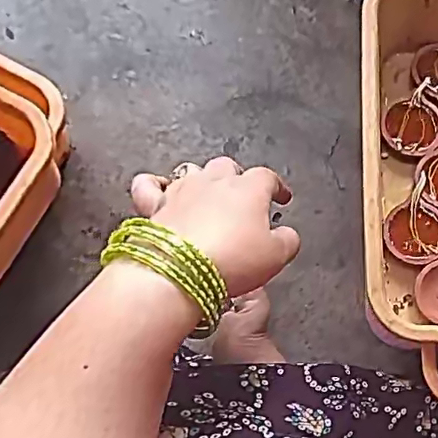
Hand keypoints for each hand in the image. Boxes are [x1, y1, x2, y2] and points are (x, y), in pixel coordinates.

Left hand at [125, 157, 299, 298]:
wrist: (181, 271)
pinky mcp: (155, 206)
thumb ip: (288, 240)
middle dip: (238, 178)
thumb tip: (288, 236)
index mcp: (249, 189)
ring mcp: (182, 191)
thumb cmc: (230, 260)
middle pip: (228, 167)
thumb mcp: (278, 255)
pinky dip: (155, 185)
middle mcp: (214, 182)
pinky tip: (162, 190)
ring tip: (209, 198)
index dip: (277, 187)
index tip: (280, 196)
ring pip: (193, 171)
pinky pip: (149, 185)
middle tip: (244, 197)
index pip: (268, 177)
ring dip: (203, 182)